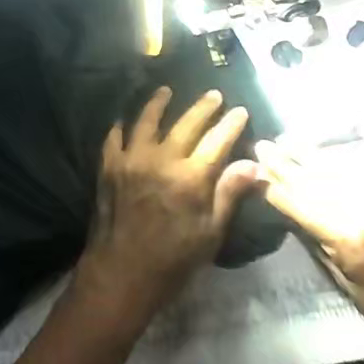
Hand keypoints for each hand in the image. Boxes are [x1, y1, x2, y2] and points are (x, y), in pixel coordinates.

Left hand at [73, 88, 258, 325]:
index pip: (217, 141)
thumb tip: (255, 164)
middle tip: (214, 95)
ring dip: (158, 103)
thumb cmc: (173, 260)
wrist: (121, 273)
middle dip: (203, 107)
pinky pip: (114, 137)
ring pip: (147, 121)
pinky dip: (121, 126)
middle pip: (186, 124)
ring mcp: (131, 159)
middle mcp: (161, 159)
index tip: (240, 110)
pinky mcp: (108, 166)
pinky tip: (125, 119)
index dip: (230, 124)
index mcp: (191, 177)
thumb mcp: (210, 233)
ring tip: (166, 90)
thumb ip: (229, 193)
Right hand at [253, 126, 363, 363]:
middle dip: (286, 163)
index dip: (273, 186)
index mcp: (350, 239)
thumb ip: (321, 246)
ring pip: (346, 167)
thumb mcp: (349, 288)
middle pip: (318, 179)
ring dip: (315, 153)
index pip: (299, 203)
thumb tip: (293, 214)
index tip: (251, 168)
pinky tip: (360, 122)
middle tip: (262, 144)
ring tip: (292, 139)